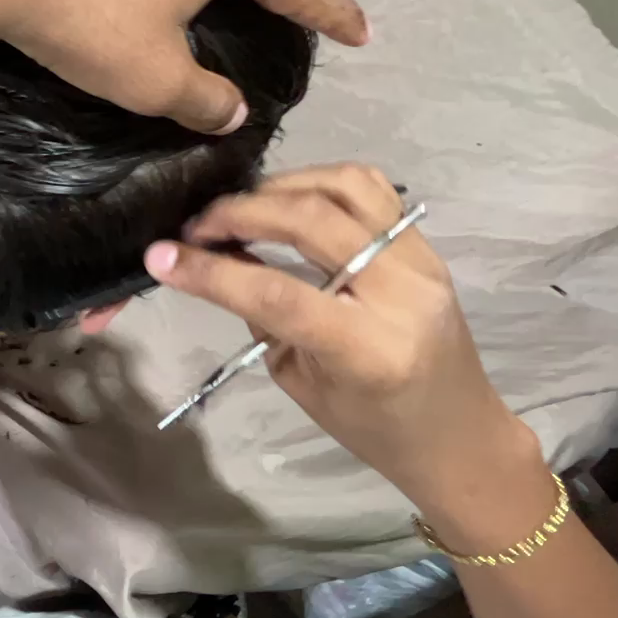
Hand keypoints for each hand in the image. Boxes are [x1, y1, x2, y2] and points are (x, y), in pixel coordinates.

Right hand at [142, 165, 550, 528]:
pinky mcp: (426, 244)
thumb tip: (219, 258)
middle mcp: (403, 294)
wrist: (458, 434)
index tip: (158, 255)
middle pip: (311, 221)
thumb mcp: (298, 378)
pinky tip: (286, 201)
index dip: (210, 271)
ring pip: (346, 186)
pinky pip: (370, 190)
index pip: (275, 294)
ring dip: (280, 187)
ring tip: (241, 208)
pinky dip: (317, 183)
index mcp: (366, 349)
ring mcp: (422, 260)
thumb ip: (262, 313)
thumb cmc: (370, 426)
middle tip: (196, 226)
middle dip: (240, 212)